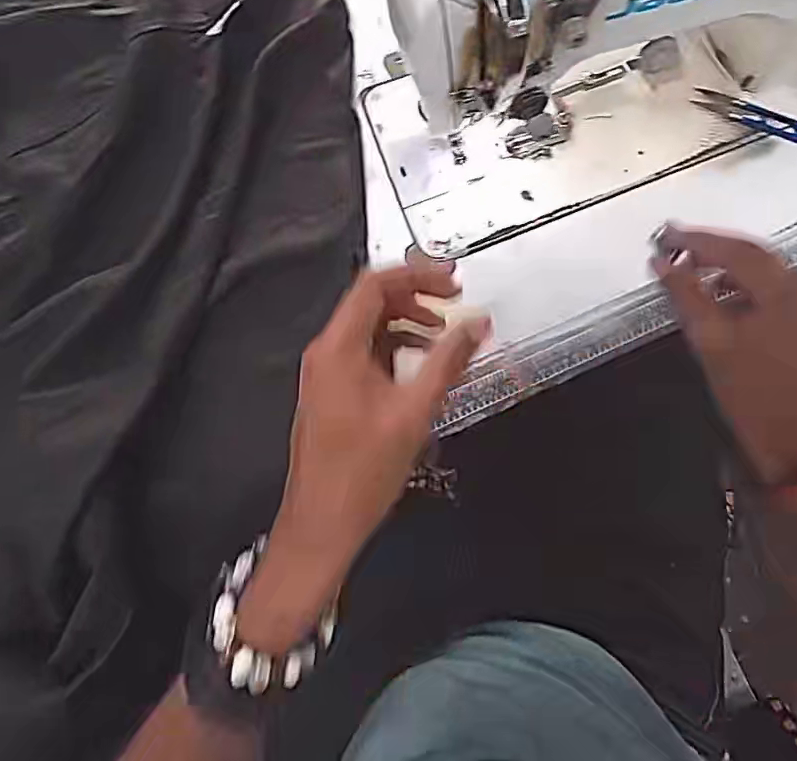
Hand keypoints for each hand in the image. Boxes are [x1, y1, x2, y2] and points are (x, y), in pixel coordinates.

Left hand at [238, 263, 489, 652]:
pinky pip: (367, 349)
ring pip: (370, 325)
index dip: (416, 273)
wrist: (321, 524)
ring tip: (443, 333)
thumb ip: (447, 361)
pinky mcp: (334, 388)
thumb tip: (475, 326)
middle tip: (453, 299)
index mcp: (339, 348)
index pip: (374, 284)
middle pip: (371, 300)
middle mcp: (327, 352)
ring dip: (408, 321)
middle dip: (416, 294)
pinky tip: (422, 362)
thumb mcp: (414, 411)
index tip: (450, 278)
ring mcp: (327, 370)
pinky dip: (397, 345)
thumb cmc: (359, 474)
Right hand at [651, 225, 796, 484]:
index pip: (737, 251)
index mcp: (788, 295)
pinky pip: (770, 289)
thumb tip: (663, 262)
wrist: (786, 441)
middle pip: (753, 254)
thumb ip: (684, 293)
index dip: (697, 239)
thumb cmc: (751, 396)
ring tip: (689, 266)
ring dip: (724, 265)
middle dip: (710, 246)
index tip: (667, 235)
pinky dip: (740, 284)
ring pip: (761, 270)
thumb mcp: (709, 339)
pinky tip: (716, 292)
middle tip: (673, 243)